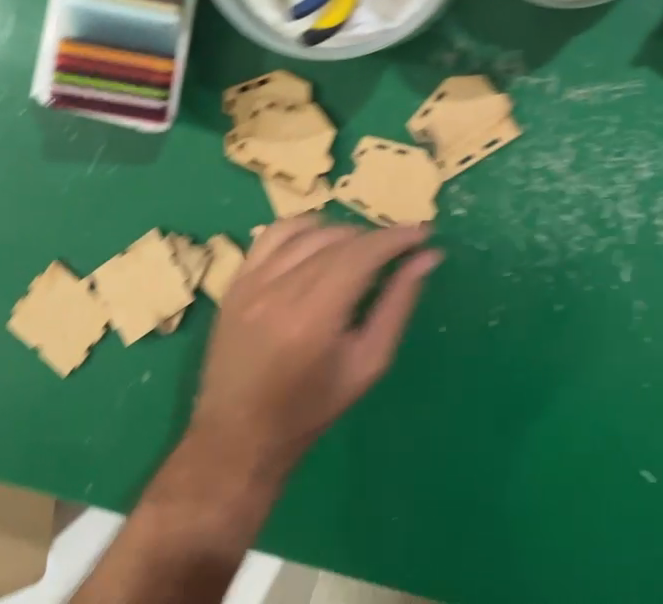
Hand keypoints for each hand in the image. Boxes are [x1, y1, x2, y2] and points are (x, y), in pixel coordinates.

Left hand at [184, 215, 442, 482]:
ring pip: (306, 232)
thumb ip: (397, 306)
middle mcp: (279, 290)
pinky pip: (272, 235)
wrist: (240, 433)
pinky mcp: (236, 281)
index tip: (422, 234)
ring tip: (363, 248)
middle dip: (375, 237)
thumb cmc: (311, 409)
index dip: (395, 238)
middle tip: (399, 248)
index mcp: (314, 318)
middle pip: (336, 240)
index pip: (361, 255)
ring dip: (342, 232)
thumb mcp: (368, 364)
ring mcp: (251, 282)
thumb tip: (427, 259)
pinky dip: (302, 228)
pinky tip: (320, 239)